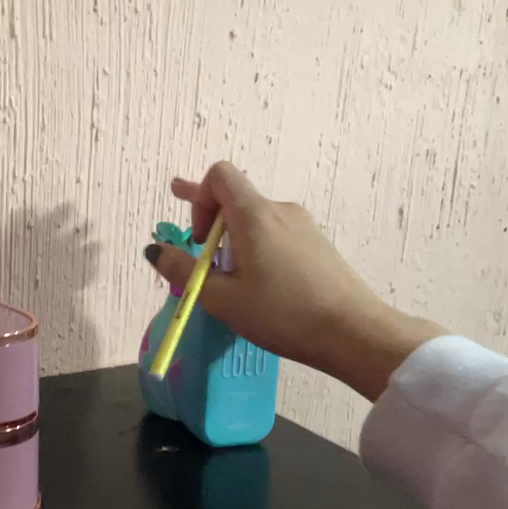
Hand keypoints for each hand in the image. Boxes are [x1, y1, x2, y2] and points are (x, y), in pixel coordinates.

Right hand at [145, 161, 444, 401]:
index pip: (219, 175)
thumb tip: (154, 249)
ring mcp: (302, 226)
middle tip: (194, 247)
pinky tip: (257, 284)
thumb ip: (183, 270)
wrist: (353, 333)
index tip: (199, 238)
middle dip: (209, 220)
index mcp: (254, 216)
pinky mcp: (316, 245)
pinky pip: (274, 235)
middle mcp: (279, 210)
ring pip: (254, 220)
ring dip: (232, 239)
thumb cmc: (281, 314)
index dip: (199, 198)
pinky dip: (254, 249)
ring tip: (225, 276)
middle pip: (235, 197)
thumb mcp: (221, 298)